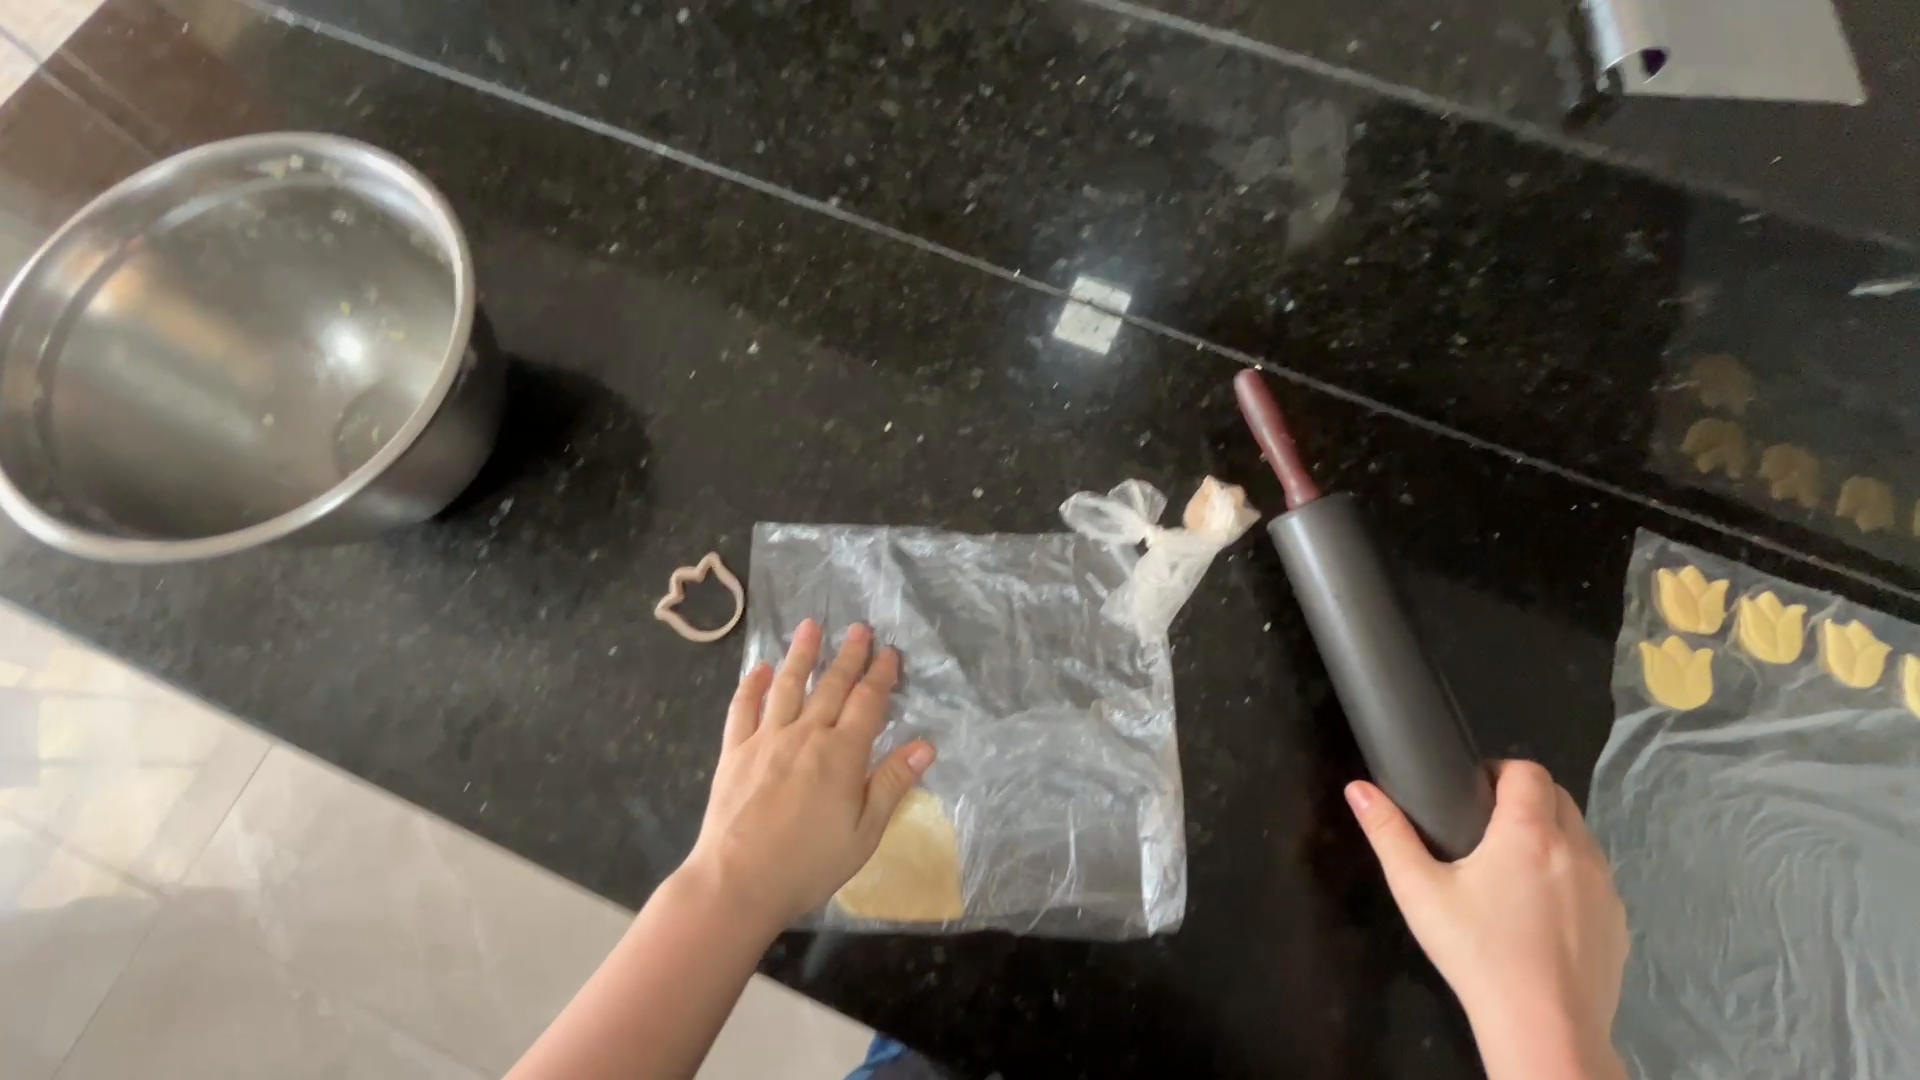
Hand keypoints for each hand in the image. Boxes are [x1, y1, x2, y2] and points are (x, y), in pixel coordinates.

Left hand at [682, 619, 934, 930]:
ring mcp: (766, 739)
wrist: (736, 882)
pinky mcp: (734, 751)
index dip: (881, 675)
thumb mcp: (864, 833)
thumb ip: (891, 784)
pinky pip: (743, 708)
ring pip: (788, 685)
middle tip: (859, 628)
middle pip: (832, 686)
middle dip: (849, 655)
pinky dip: (753, 685)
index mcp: (842, 754)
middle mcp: (806, 735)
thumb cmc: (808, 864)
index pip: (868, 703)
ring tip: (810, 626)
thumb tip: (925, 745)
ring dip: (802, 654)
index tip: (890, 652)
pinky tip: (760, 667)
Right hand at [1346, 760, 1628, 1079]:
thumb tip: (1357, 788)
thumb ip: (1387, 832)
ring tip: (1507, 864)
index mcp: (1529, 833)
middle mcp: (1577, 851)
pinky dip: (1569, 874)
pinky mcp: (1619, 925)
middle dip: (1524, 797)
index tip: (1469, 789)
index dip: (1499, 769)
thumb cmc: (1476, 950)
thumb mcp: (1416, 888)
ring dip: (1550, 833)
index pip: (1528, 772)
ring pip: (1581, 837)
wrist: (1545, 1030)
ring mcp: (1606, 890)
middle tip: (1481, 822)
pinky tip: (1536, 908)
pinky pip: (1594, 878)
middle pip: (1559, 798)